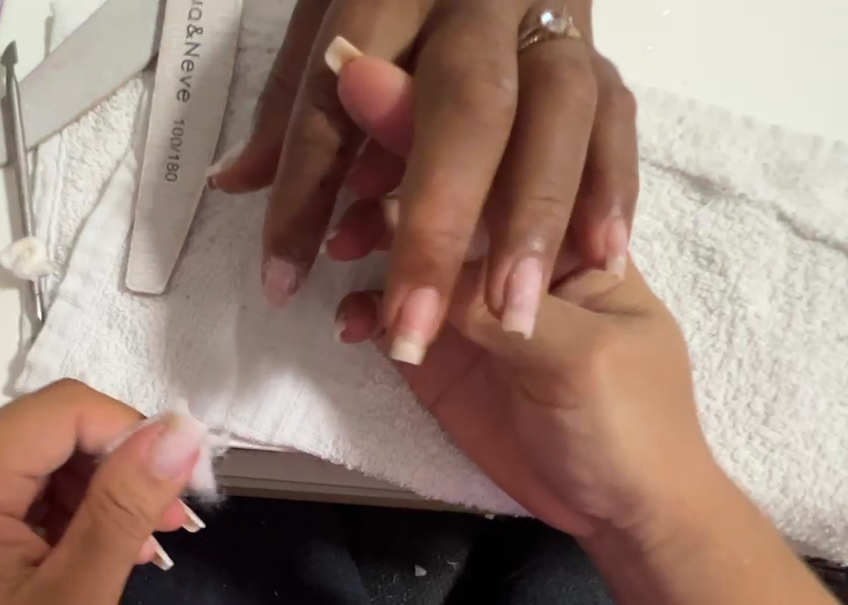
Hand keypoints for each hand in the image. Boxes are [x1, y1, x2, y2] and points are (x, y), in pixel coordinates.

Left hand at [0, 381, 201, 604]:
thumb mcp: (77, 600)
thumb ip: (126, 506)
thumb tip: (183, 430)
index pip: (65, 409)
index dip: (135, 436)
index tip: (183, 488)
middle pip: (47, 431)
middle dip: (116, 469)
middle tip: (169, 526)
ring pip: (33, 461)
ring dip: (93, 495)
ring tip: (139, 549)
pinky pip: (9, 493)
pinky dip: (59, 515)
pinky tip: (95, 555)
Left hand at [212, 0, 636, 358]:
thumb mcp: (321, 30)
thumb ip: (288, 112)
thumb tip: (231, 182)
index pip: (334, 105)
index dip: (304, 196)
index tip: (282, 283)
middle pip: (463, 114)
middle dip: (434, 231)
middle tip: (413, 329)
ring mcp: (549, 14)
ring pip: (558, 111)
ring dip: (533, 220)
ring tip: (514, 313)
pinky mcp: (592, 46)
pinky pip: (616, 112)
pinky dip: (612, 185)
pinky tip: (603, 258)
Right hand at [329, 54, 714, 543]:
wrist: (615, 508)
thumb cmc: (628, 423)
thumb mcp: (578, 358)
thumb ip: (499, 316)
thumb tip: (423, 285)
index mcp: (562, 231)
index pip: (498, 167)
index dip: (434, 129)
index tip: (367, 83)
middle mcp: (509, 254)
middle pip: (440, 196)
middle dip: (384, 176)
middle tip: (331, 170)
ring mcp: (467, 305)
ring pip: (403, 251)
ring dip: (363, 242)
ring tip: (333, 248)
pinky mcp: (436, 355)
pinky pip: (385, 318)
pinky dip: (361, 314)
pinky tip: (348, 326)